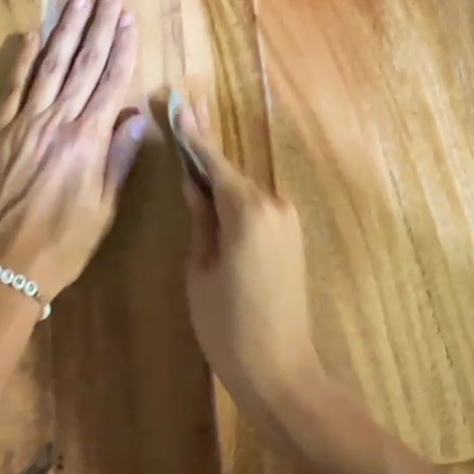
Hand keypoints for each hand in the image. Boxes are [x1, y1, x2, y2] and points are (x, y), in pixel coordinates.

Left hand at [0, 0, 145, 300]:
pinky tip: (32, 34)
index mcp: (88, 141)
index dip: (122, 48)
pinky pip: (12, 87)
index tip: (129, 18)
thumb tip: (136, 116)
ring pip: (49, 66)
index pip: (111, 82)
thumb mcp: (104, 210)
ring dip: (64, 30)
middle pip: (82, 64)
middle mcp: (57, 122)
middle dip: (98, 26)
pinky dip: (23, 59)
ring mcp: (23, 123)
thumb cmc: (62, 245)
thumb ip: (119, 158)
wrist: (0, 270)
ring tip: (77, 0)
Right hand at [178, 101, 325, 417]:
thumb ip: (200, 218)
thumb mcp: (199, 269)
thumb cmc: (227, 325)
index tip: (180, 103)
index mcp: (247, 209)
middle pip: (230, 175)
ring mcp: (287, 220)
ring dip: (220, 185)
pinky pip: (257, 209)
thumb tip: (194, 183)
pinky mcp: (292, 236)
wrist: (280, 370)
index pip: (214, 162)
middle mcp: (273, 204)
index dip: (194, 134)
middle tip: (184, 118)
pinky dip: (236, 203)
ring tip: (191, 171)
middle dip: (205, 157)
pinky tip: (216, 205)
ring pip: (244, 192)